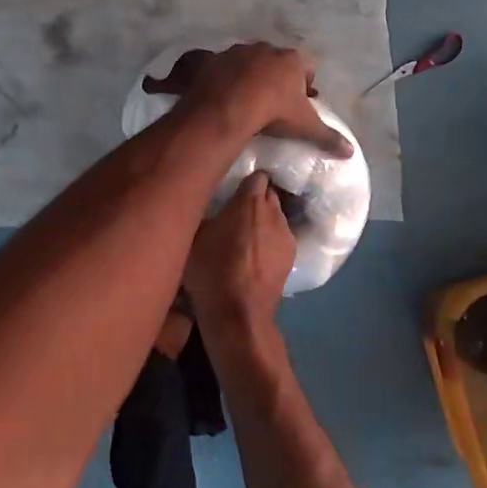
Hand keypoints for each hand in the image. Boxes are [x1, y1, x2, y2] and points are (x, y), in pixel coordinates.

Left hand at [143, 42, 352, 157]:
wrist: (227, 104)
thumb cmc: (273, 111)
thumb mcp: (304, 125)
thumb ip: (327, 136)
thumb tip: (350, 151)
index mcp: (291, 60)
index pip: (307, 67)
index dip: (305, 84)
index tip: (300, 101)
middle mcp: (265, 49)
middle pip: (277, 61)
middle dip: (277, 77)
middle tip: (273, 101)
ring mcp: (237, 51)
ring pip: (248, 61)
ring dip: (248, 75)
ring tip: (244, 99)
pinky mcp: (212, 58)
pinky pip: (218, 64)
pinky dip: (220, 75)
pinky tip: (218, 92)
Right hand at [185, 172, 296, 330]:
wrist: (239, 312)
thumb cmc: (211, 269)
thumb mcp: (194, 235)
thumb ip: (205, 212)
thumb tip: (203, 203)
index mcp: (249, 200)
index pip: (257, 175)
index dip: (246, 181)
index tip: (233, 188)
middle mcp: (273, 210)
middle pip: (268, 194)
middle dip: (256, 199)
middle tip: (236, 212)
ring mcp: (286, 233)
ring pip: (276, 216)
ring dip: (264, 220)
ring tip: (247, 236)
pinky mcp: (292, 255)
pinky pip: (281, 237)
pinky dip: (271, 240)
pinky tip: (257, 256)